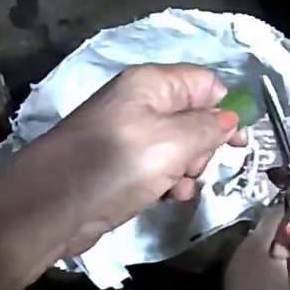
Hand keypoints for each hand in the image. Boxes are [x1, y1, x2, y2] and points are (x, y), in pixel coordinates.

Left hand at [23, 64, 243, 255]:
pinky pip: (158, 167)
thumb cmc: (115, 166)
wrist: (51, 206)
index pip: (205, 83)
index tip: (238, 143)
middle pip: (194, 115)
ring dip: (188, 169)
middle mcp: (140, 103)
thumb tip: (230, 118)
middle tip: (194, 167)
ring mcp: (128, 135)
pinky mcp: (120, 165)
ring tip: (177, 186)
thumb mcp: (172, 142)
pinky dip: (167, 181)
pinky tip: (165, 197)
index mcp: (151, 84)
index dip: (225, 110)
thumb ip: (208, 128)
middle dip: (204, 144)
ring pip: (179, 146)